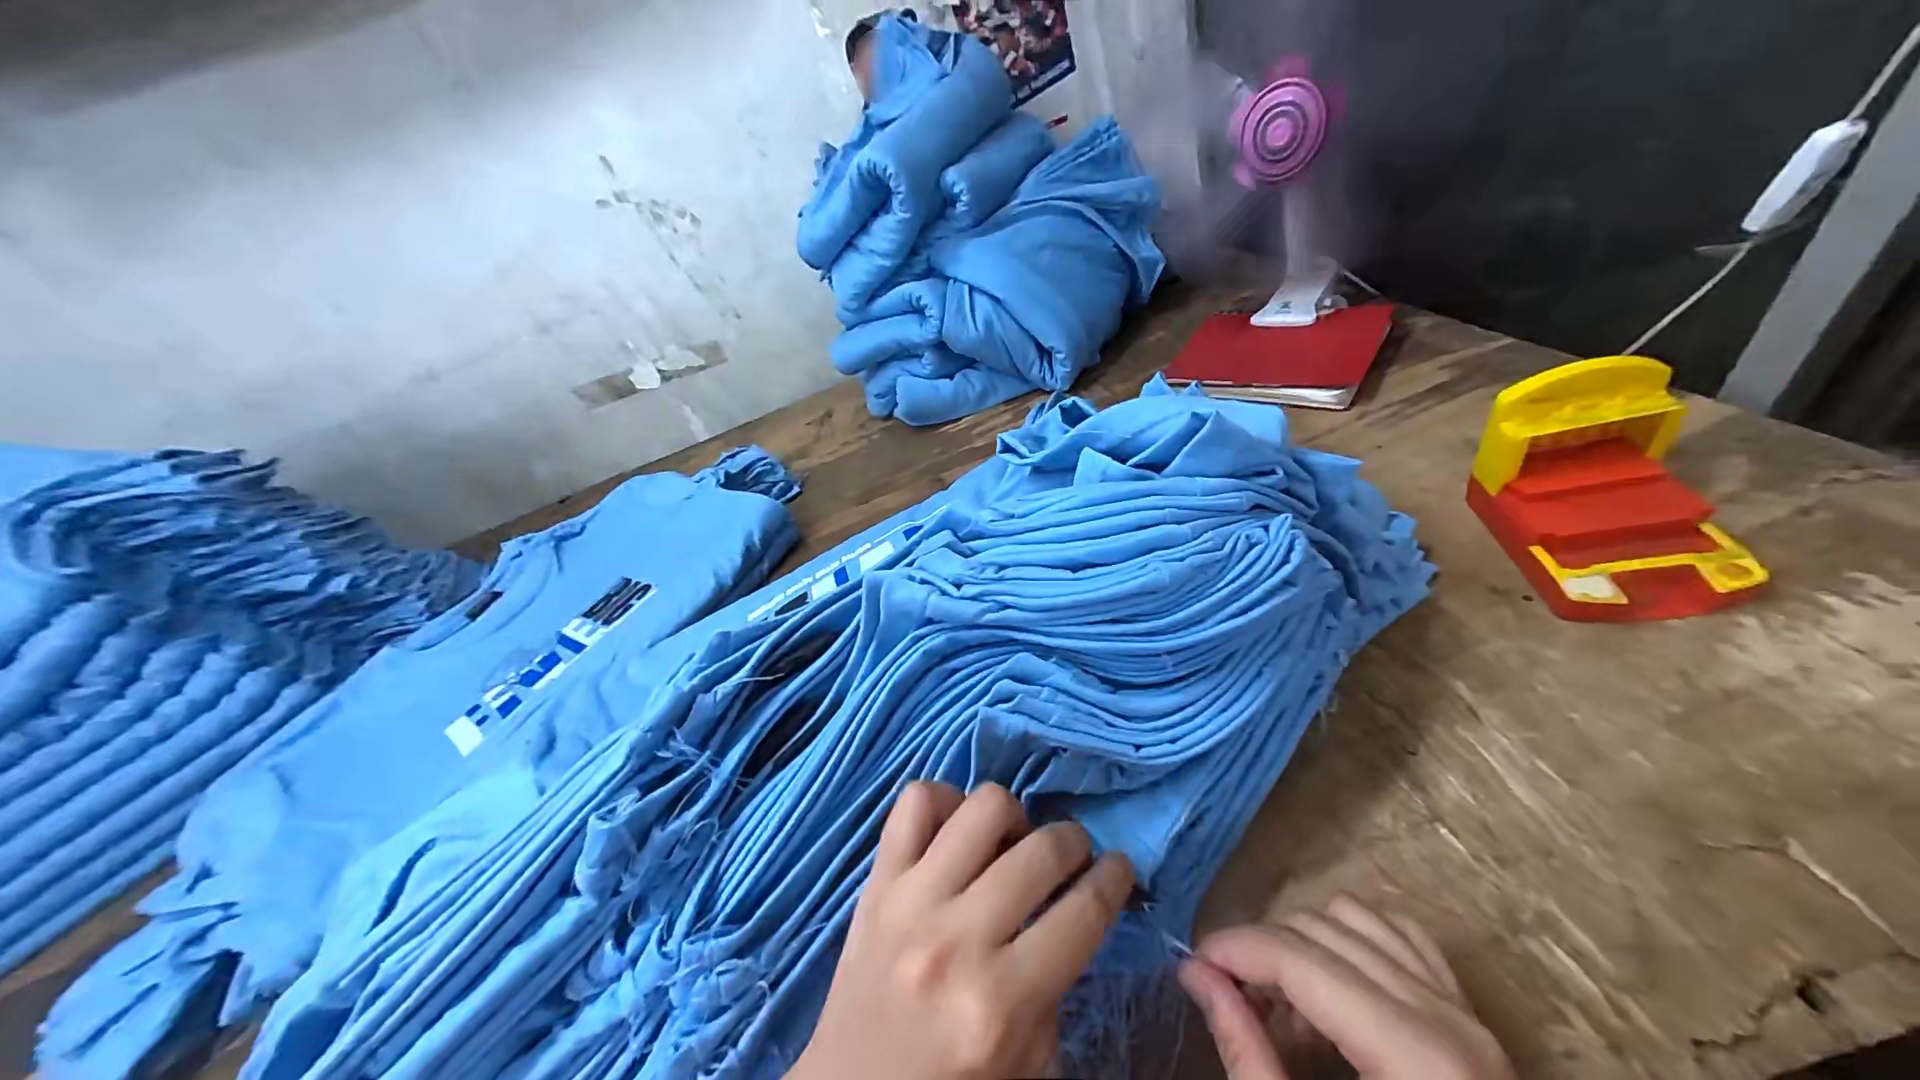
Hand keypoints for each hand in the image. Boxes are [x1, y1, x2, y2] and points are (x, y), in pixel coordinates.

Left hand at [788, 781, 1134, 1079]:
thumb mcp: (1030, 1061)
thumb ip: (1058, 981)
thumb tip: (1077, 901)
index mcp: (1001, 1003)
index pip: (1084, 911)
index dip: (1114, 878)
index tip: (1118, 868)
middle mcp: (956, 941)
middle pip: (1041, 850)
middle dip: (1075, 844)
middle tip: (1073, 858)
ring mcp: (910, 901)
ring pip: (984, 808)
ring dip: (1015, 817)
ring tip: (1012, 843)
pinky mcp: (875, 881)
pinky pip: (915, 802)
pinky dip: (945, 801)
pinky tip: (958, 830)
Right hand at [1178, 894, 1514, 1079]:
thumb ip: (1248, 1056)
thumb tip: (1198, 976)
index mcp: (1416, 1057)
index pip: (1298, 958)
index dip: (1234, 950)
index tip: (1192, 967)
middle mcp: (1447, 1016)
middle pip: (1318, 929)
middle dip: (1260, 951)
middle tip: (1232, 1000)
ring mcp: (1466, 1009)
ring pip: (1353, 916)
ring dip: (1302, 944)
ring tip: (1285, 1005)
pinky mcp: (1470, 1011)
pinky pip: (1397, 934)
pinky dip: (1350, 942)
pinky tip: (1334, 991)